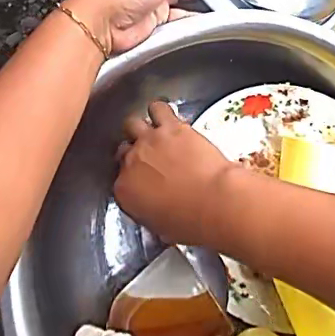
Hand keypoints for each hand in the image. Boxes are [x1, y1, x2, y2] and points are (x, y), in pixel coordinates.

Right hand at [114, 101, 244, 246]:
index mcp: (125, 190)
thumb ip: (149, 211)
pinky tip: (167, 116)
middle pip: (123, 148)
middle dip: (133, 151)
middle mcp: (131, 161)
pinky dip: (160, 111)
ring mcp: (149, 140)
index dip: (131, 177)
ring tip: (154, 132)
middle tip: (146, 156)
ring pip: (133, 123)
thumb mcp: (161, 226)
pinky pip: (158, 108)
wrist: (215, 201)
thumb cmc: (192, 221)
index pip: (120, 179)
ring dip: (141, 128)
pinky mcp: (170, 126)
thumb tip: (156, 208)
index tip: (141, 179)